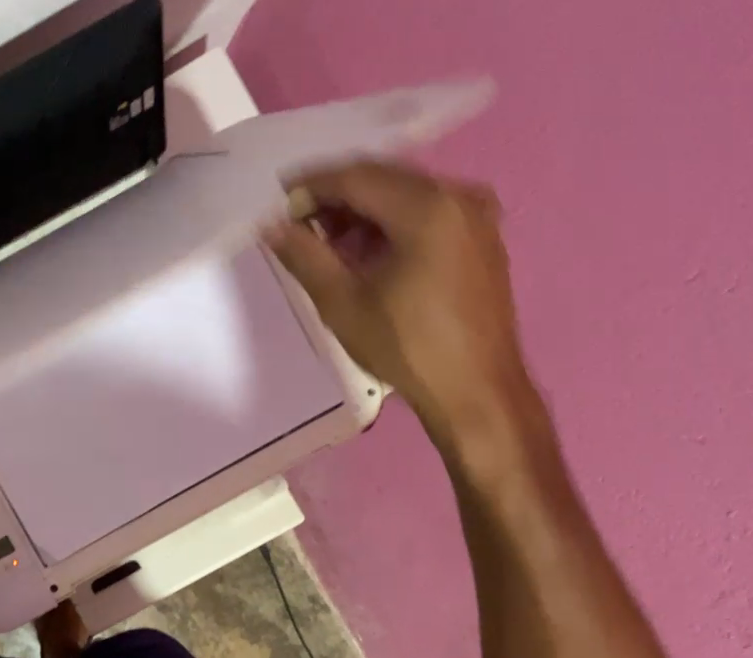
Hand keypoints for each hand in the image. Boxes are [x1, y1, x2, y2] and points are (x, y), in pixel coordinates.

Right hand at [262, 161, 541, 451]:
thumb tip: (273, 225)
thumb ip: (305, 256)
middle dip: (335, 195)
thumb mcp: (342, 303)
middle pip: (383, 178)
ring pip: (404, 193)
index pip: (356, 176)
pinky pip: (425, 211)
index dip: (312, 183)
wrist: (474, 388)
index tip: (277, 199)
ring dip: (361, 210)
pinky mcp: (479, 236)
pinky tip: (363, 251)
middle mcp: (458, 196)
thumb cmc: (405, 347)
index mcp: (426, 207)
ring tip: (324, 241)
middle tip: (296, 222)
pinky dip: (389, 222)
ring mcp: (475, 215)